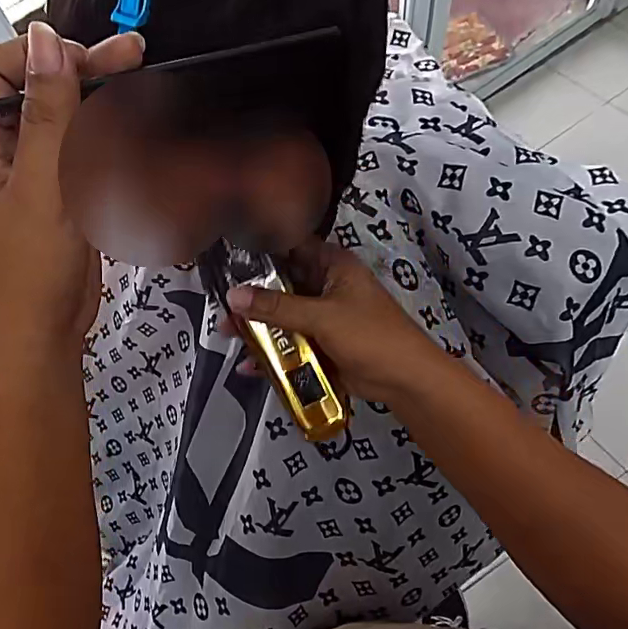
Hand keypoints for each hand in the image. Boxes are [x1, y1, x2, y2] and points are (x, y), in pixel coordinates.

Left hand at [0, 22, 143, 350]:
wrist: (44, 334)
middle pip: (40, 94)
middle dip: (85, 78)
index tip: (90, 55)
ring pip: (67, 124)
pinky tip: (131, 145)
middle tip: (131, 60)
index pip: (1, 71)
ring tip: (141, 102)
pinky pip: (82, 158)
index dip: (45, 56)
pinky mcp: (58, 198)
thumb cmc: (27, 276)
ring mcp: (32, 177)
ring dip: (102, 111)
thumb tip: (44, 43)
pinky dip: (108, 149)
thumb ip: (47, 114)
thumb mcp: (40, 187)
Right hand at [225, 237, 448, 404]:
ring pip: (284, 318)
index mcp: (333, 266)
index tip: (228, 263)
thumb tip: (233, 296)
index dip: (261, 254)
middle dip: (253, 300)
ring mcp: (324, 317)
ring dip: (259, 329)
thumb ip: (276, 307)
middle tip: (223, 310)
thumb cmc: (370, 336)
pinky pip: (291, 345)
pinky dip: (274, 354)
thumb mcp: (321, 316)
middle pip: (282, 287)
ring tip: (229, 337)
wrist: (404, 380)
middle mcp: (327, 286)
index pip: (291, 248)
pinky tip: (251, 366)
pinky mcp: (322, 345)